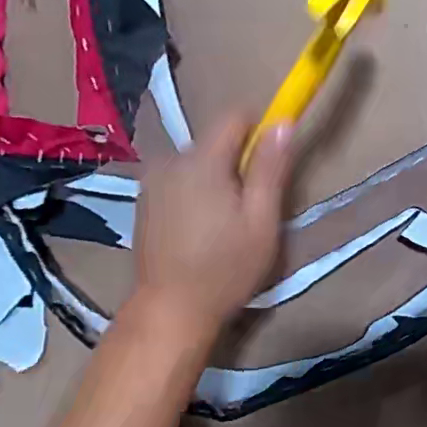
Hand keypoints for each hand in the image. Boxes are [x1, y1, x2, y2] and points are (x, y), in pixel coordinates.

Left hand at [133, 113, 294, 331]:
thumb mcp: (261, 220)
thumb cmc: (226, 268)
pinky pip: (179, 180)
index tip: (270, 163)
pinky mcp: (144, 201)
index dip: (259, 131)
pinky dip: (194, 193)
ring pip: (197, 162)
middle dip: (237, 164)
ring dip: (215, 179)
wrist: (171, 310)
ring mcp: (153, 182)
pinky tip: (199, 229)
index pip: (234, 116)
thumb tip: (282, 123)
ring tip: (223, 222)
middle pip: (215, 142)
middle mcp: (171, 162)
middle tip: (249, 206)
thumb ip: (270, 168)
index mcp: (203, 162)